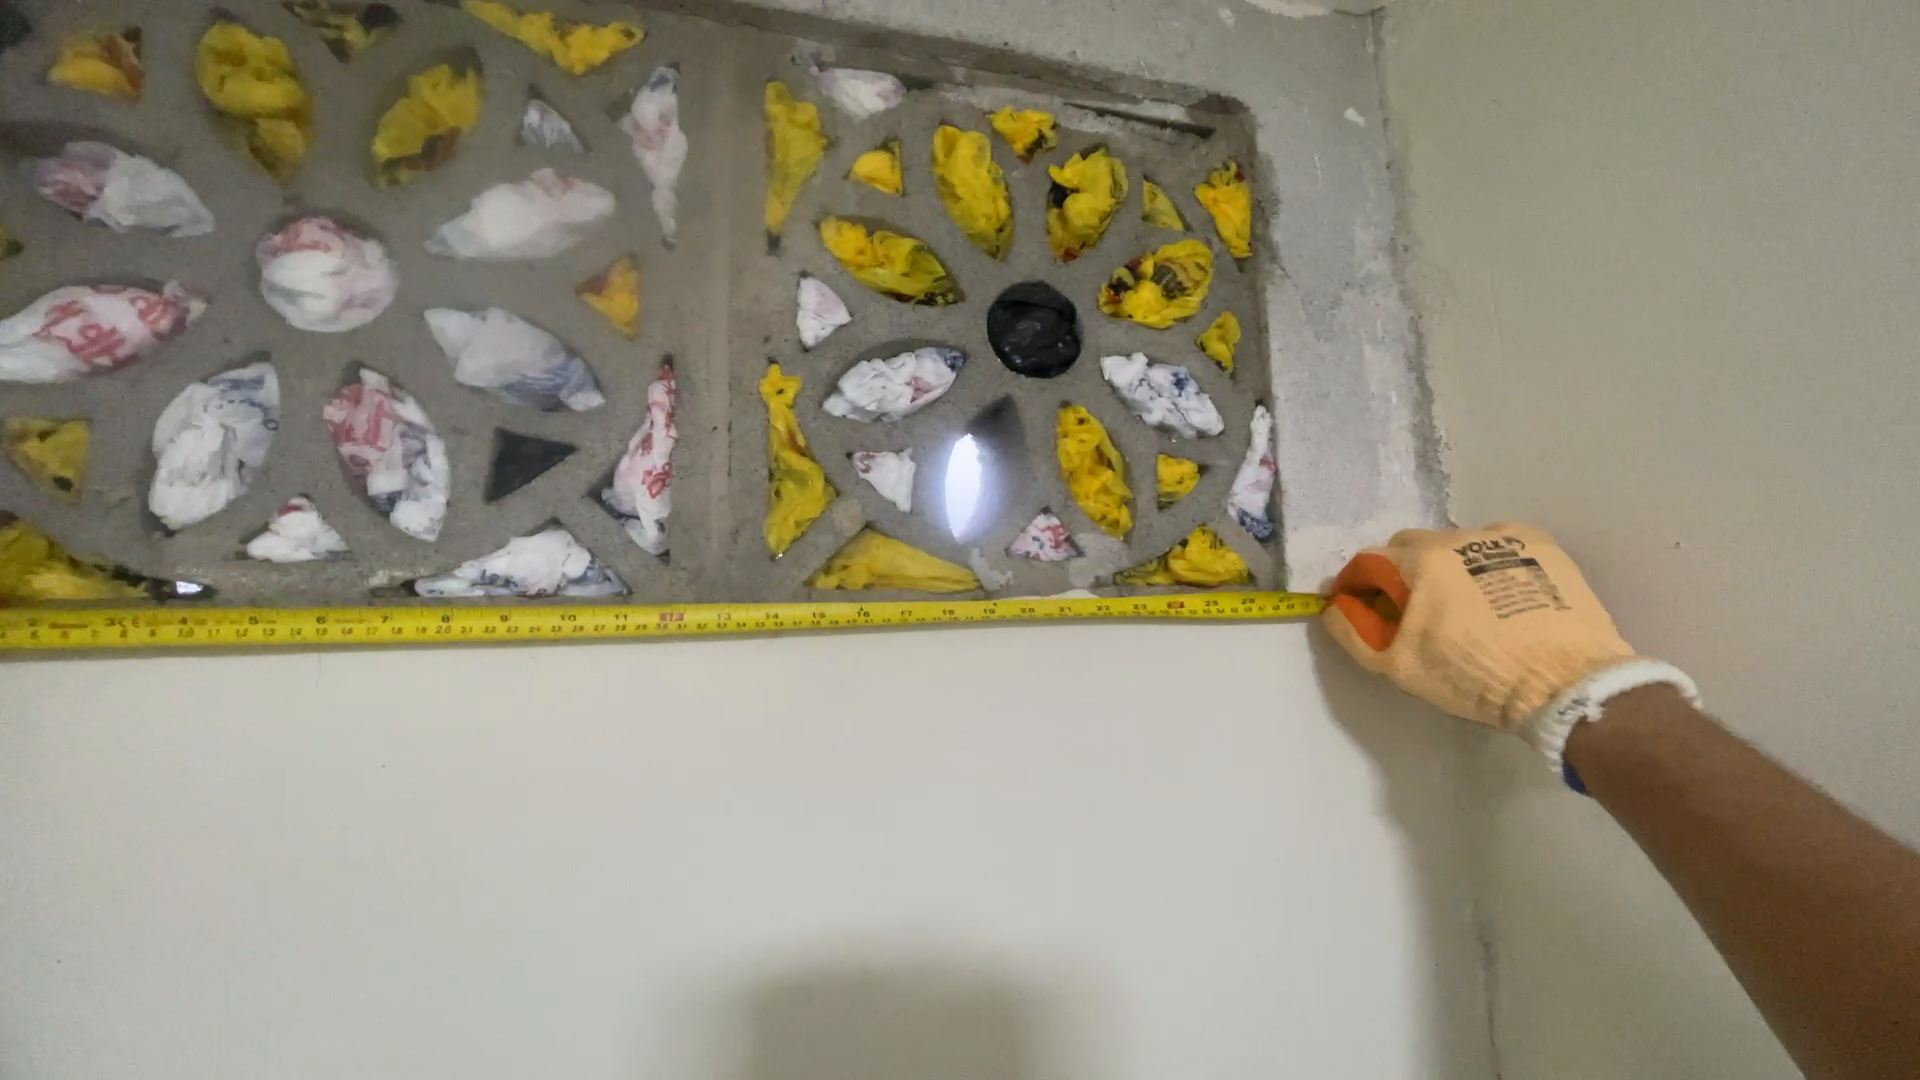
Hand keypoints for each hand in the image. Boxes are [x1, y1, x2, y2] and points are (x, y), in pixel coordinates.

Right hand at [1322, 524, 1695, 769]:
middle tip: (1409, 609)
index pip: (1367, 561)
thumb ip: (1353, 631)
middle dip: (1398, 573)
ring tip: (1458, 604)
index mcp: (1418, 562)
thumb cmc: (1473, 676)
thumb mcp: (1397, 666)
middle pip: (1409, 546)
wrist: (1566, 685)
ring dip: (1444, 567)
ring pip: (1454, 545)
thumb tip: (1336, 606)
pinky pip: (1499, 544)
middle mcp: (1457, 539)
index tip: (1357, 606)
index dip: (1355, 585)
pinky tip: (1496, 592)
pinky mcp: (1543, 547)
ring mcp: (1503, 539)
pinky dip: (1487, 562)